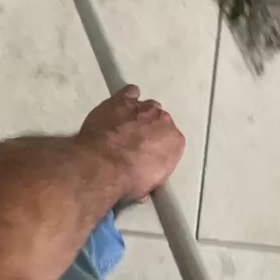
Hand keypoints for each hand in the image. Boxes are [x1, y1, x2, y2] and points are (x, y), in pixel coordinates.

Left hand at [75, 85, 184, 202]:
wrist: (105, 164)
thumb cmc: (128, 179)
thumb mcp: (145, 187)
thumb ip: (149, 179)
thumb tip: (143, 188)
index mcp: (175, 142)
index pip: (171, 142)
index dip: (158, 148)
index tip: (148, 156)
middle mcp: (163, 120)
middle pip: (159, 121)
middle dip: (149, 130)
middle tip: (135, 142)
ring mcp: (142, 107)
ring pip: (146, 106)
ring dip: (138, 114)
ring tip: (125, 125)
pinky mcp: (121, 100)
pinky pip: (129, 92)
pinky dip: (127, 97)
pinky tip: (120, 105)